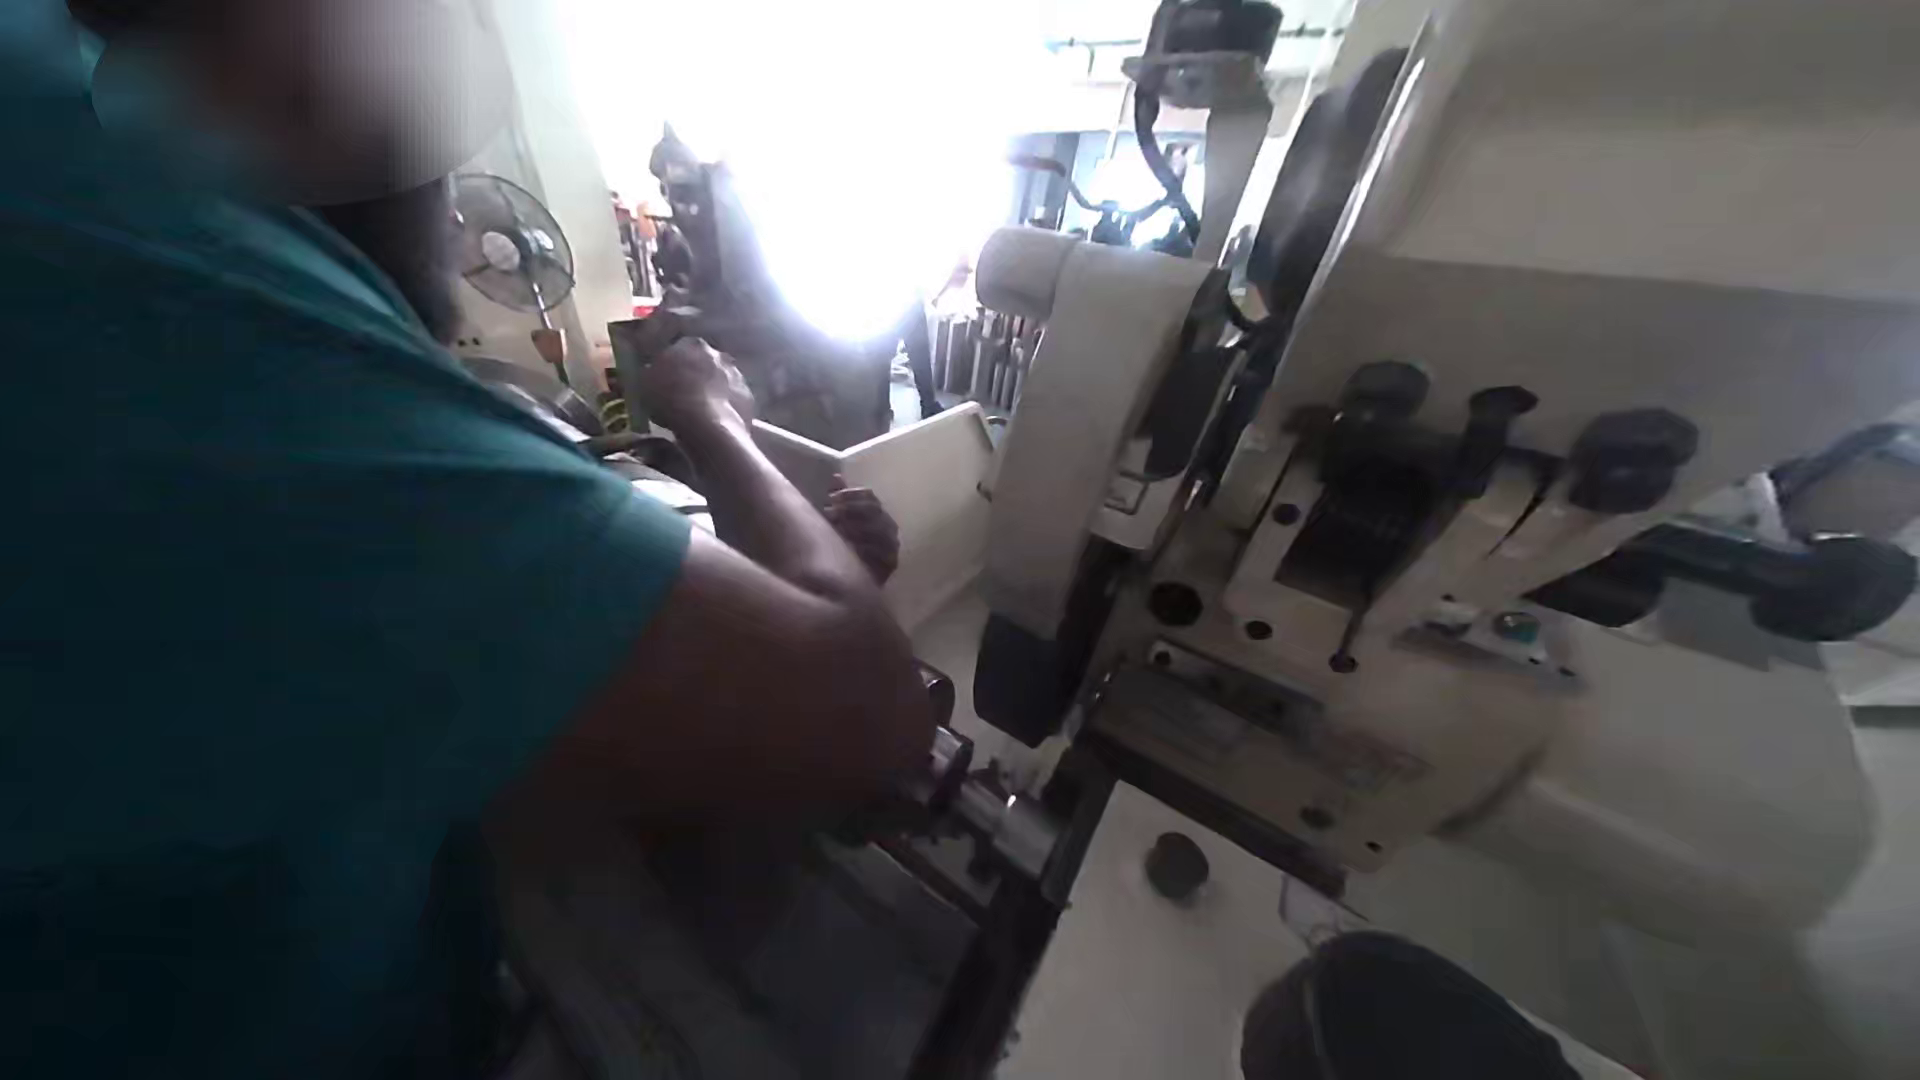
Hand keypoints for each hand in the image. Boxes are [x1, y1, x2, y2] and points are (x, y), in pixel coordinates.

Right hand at [639, 335, 754, 435]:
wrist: (708, 424)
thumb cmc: (671, 398)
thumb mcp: (647, 380)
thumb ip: (654, 369)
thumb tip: (655, 370)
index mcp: (692, 344)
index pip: (682, 346)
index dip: (675, 362)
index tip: (669, 375)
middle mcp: (720, 355)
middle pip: (707, 362)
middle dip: (699, 373)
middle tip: (687, 391)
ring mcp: (738, 376)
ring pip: (724, 379)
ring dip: (716, 389)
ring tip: (704, 407)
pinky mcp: (749, 397)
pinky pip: (735, 399)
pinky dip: (728, 405)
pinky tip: (719, 418)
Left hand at [825, 479, 899, 584]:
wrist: (853, 582)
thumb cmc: (846, 546)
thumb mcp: (841, 521)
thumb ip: (841, 500)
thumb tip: (836, 477)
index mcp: (878, 513)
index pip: (870, 497)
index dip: (852, 494)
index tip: (832, 496)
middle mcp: (889, 527)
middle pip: (875, 512)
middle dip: (852, 510)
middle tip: (830, 512)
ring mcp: (892, 545)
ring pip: (880, 531)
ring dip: (857, 527)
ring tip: (838, 528)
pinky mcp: (890, 564)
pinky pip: (882, 554)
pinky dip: (865, 549)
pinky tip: (849, 547)